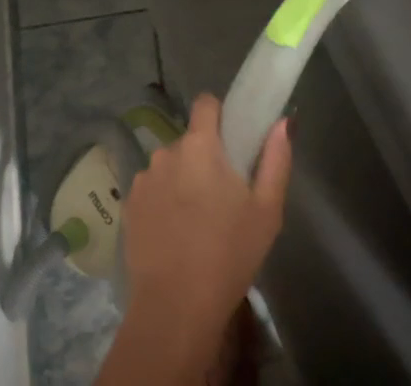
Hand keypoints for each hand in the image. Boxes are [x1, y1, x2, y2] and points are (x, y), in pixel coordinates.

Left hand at [95, 95, 291, 385]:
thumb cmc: (229, 255)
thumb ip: (276, 160)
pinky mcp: (128, 204)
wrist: (176, 305)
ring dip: (182, 180)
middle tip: (223, 196)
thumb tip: (282, 123)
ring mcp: (143, 179)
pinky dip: (163, 202)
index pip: (205, 104)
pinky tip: (175, 235)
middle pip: (190, 141)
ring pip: (169, 167)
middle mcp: (166, 152)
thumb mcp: (267, 211)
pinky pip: (152, 190)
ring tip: (197, 221)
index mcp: (201, 146)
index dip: (219, 114)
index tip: (232, 139)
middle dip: (205, 158)